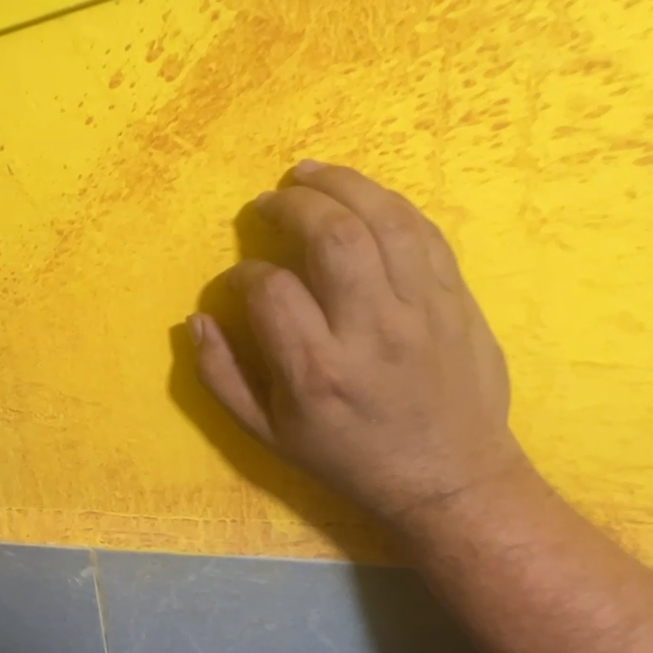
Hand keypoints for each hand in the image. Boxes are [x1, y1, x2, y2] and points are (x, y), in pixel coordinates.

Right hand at [190, 161, 530, 524]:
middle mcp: (371, 330)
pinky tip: (361, 196)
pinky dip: (387, 205)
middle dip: (292, 206)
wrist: (449, 478)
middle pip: (333, 236)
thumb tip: (196, 321)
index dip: (243, 274)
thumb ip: (221, 377)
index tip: (235, 281)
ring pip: (384, 221)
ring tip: (310, 174)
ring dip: (343, 185)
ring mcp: (422, 310)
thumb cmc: (346, 457)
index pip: (270, 289)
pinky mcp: (456, 300)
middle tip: (269, 200)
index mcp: (316, 369)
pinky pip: (423, 233)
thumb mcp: (265, 433)